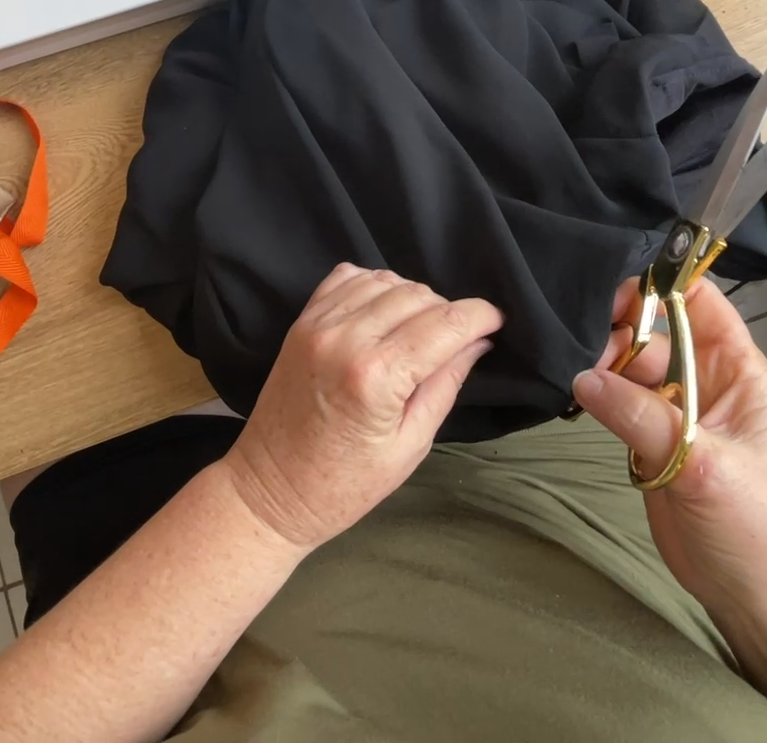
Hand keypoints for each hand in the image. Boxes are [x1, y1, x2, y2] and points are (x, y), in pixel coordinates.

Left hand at [222, 263, 501, 548]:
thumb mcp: (410, 445)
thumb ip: (446, 384)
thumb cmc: (344, 484)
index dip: (481, 316)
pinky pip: (348, 277)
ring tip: (418, 330)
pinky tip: (383, 313)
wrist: (269, 488)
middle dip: (448, 311)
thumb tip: (479, 342)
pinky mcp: (302, 321)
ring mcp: (318, 324)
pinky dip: (374, 285)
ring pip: (385, 280)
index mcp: (377, 376)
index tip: (497, 321)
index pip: (446, 322)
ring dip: (412, 297)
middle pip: (418, 295)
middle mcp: (345, 338)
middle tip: (455, 341)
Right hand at [572, 278, 766, 688]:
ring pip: (628, 366)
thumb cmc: (759, 527)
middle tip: (579, 349)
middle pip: (653, 332)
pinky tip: (569, 395)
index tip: (612, 290)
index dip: (661, 286)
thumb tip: (581, 377)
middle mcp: (704, 382)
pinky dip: (592, 395)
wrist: (760, 599)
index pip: (700, 303)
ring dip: (599, 365)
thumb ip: (642, 417)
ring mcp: (673, 412)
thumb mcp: (705, 465)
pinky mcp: (648, 441)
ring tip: (568, 373)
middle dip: (616, 330)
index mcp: (737, 371)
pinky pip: (615, 402)